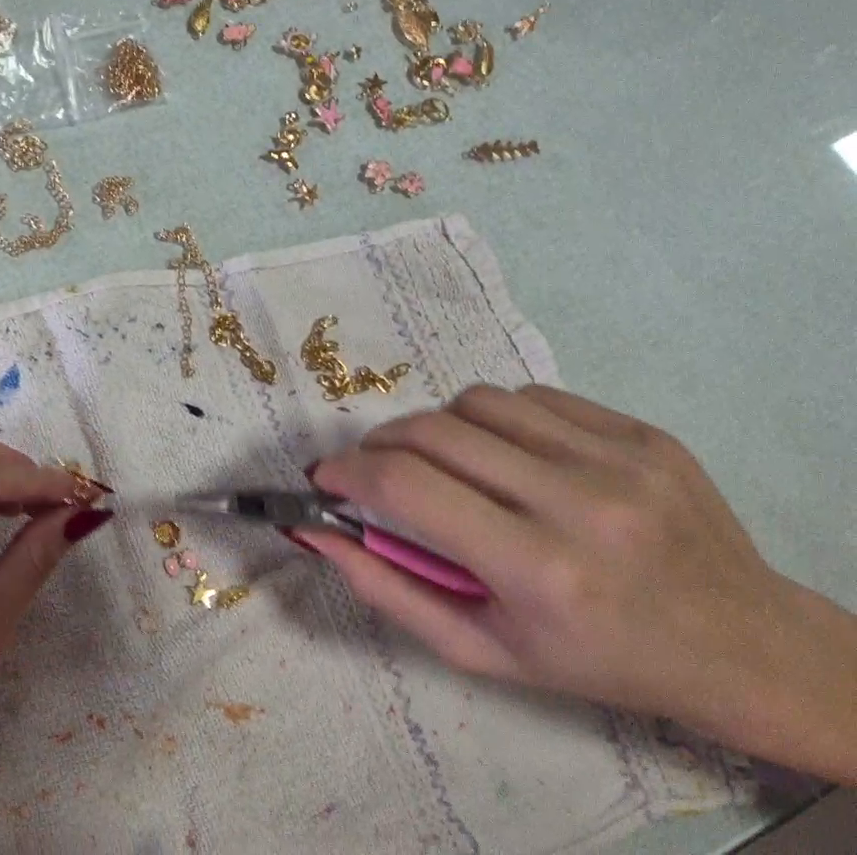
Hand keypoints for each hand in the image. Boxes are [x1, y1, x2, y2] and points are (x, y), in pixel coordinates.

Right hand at [301, 384, 856, 783]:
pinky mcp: (645, 435)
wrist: (745, 649)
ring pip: (475, 401)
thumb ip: (384, 588)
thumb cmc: (596, 660)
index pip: (405, 486)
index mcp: (537, 569)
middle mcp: (579, 503)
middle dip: (378, 446)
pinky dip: (494, 419)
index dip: (346, 472)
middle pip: (431, 432)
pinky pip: (531, 397)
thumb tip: (311, 530)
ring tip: (443, 463)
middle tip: (371, 472)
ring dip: (435, 428)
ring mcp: (620, 460)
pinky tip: (505, 456)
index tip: (325, 480)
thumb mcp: (479, 649)